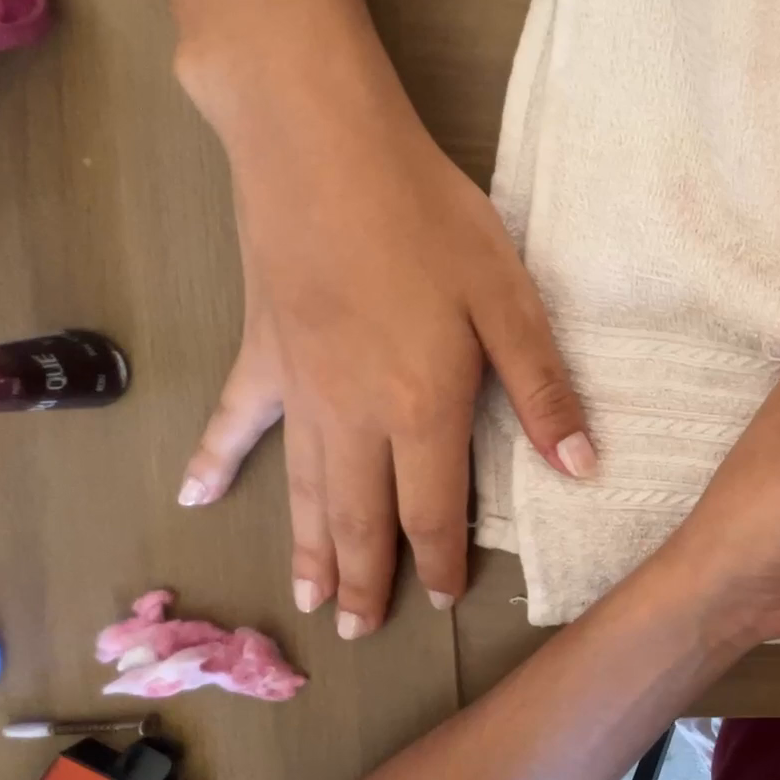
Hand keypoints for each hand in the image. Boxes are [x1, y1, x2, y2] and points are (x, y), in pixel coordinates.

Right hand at [177, 128, 592, 638]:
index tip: (440, 600)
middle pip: (361, 516)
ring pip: (306, 488)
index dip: (437, 559)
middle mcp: (354, 415)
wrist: (324, 148)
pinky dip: (219, 461)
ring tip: (309, 599)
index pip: (432, 509)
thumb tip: (581, 467)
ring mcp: (298, 387)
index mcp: (423, 409)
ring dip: (310, 547)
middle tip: (360, 630)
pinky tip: (198, 498)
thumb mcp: (513, 307)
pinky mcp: (262, 350)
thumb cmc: (434, 227)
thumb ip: (544, 393)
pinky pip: (238, 420)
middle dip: (367, 576)